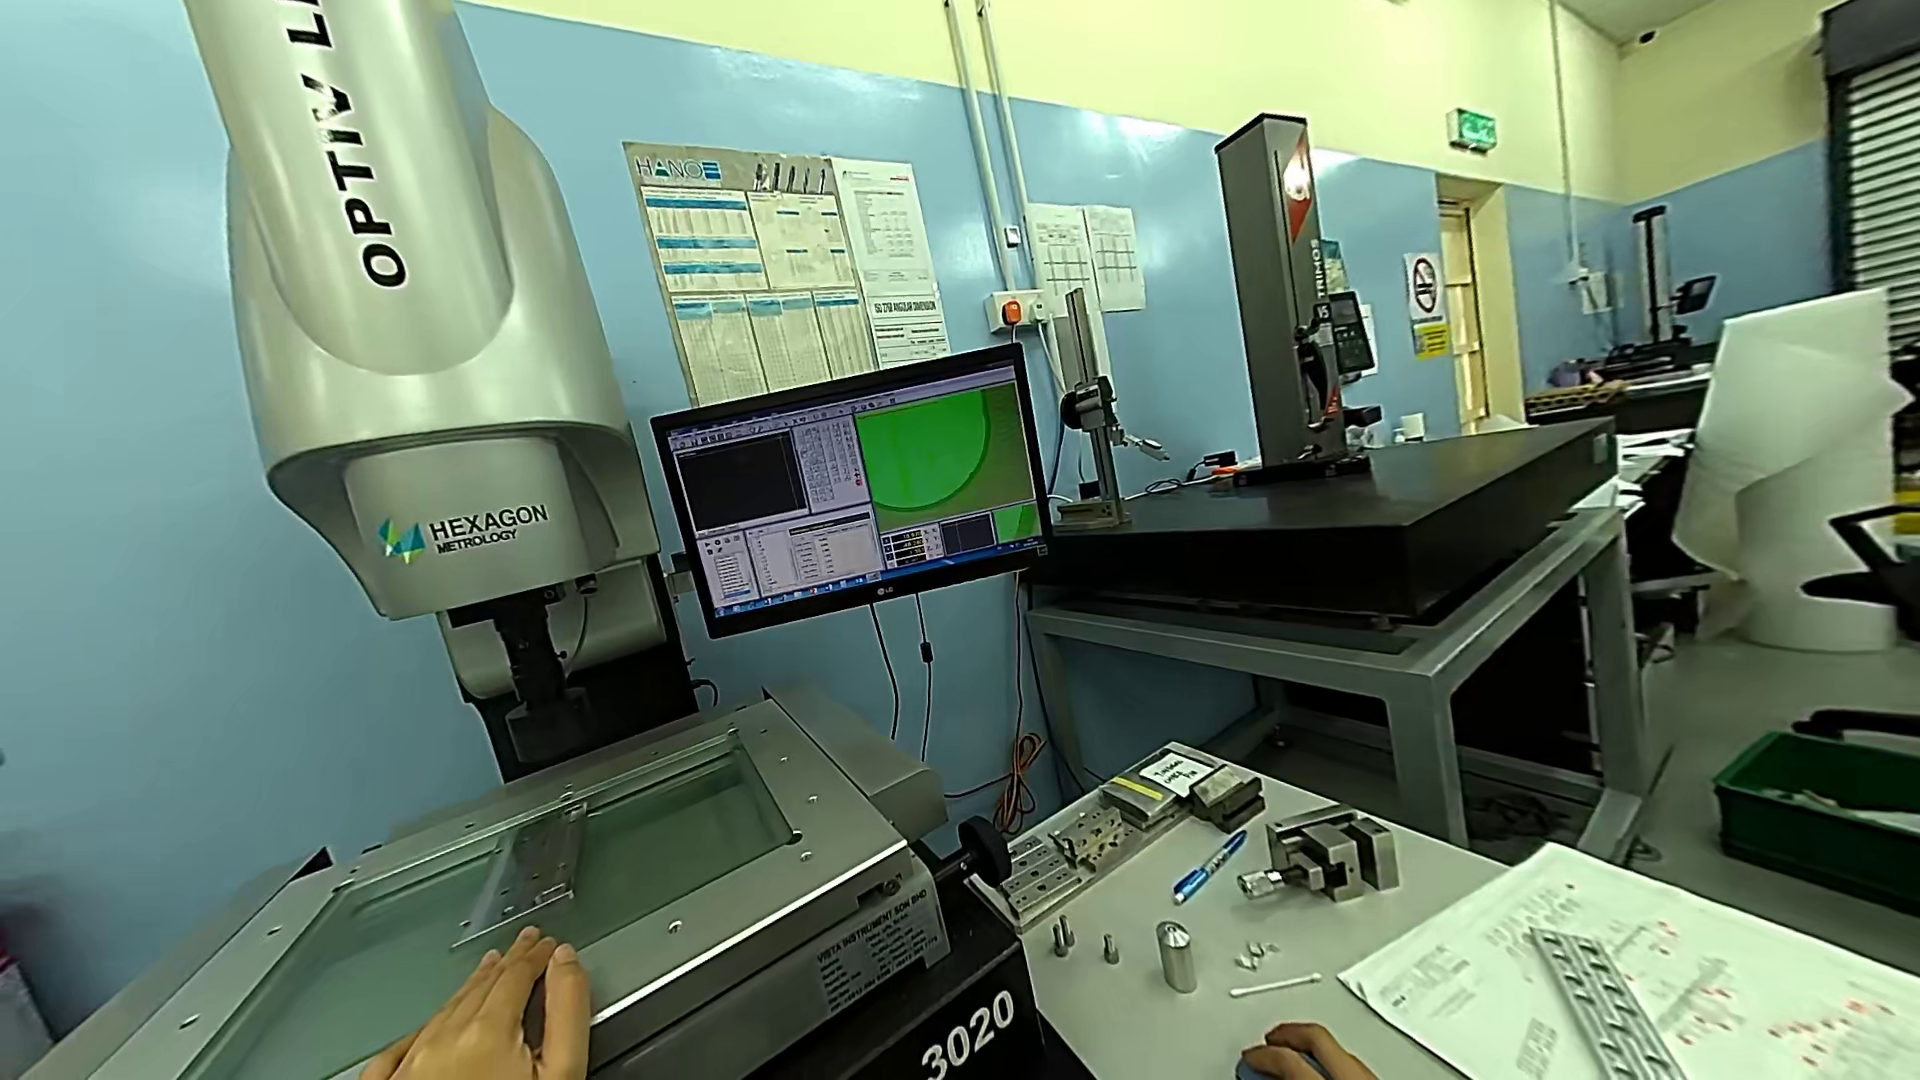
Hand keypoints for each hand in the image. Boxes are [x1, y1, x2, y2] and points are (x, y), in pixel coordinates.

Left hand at [362, 926, 589, 1079]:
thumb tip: (566, 958)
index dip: (538, 953)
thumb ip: (569, 1006)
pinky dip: (417, 1032)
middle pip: (482, 987)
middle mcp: (439, 1044)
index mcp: (486, 1031)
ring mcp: (404, 1073)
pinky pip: (392, 1055)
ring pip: (443, 1013)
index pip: (519, 972)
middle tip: (525, 941)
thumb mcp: (563, 1069)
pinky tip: (427, 1027)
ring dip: (471, 986)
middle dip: (509, 961)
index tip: (549, 943)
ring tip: (488, 968)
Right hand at [1242, 1022, 1377, 1079]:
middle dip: (1286, 1033)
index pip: (1288, 1059)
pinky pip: (1356, 1063)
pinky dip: (1335, 1060)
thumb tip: (1263, 1075)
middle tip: (1268, 1041)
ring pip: (1339, 1047)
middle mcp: (1354, 1077)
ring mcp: (1373, 1079)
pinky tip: (1325, 1070)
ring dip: (1312, 1044)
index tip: (1250, 1059)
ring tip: (1294, 1051)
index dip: (1262, 1055)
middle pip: (1315, 1036)